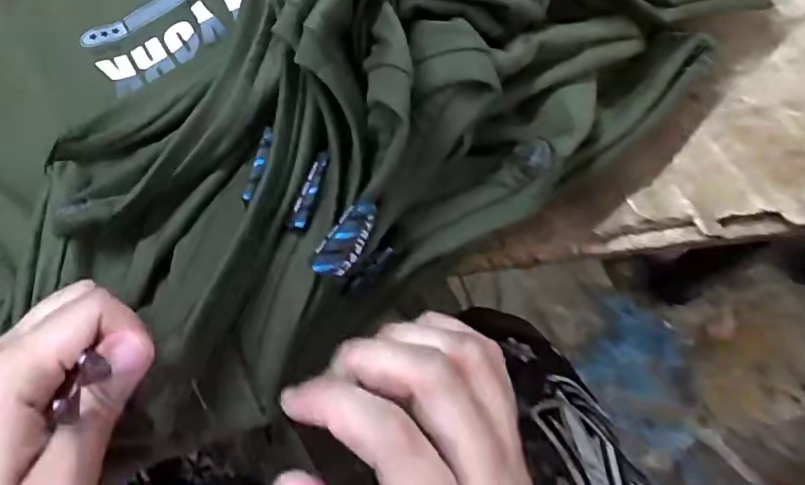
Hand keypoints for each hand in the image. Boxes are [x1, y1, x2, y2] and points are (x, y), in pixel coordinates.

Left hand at [0, 280, 155, 484]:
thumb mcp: (61, 479)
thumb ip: (98, 405)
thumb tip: (140, 340)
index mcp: (9, 365)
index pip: (89, 303)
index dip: (126, 331)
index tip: (145, 381)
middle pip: (72, 299)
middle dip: (111, 330)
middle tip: (128, 390)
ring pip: (59, 316)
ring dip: (94, 344)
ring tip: (107, 400)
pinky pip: (43, 344)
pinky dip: (72, 358)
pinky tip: (78, 404)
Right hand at [277, 313, 529, 484]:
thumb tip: (289, 476)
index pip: (393, 434)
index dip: (332, 402)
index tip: (293, 402)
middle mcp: (494, 479)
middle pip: (433, 377)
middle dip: (366, 357)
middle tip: (331, 377)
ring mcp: (512, 455)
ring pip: (466, 357)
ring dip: (405, 339)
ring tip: (366, 359)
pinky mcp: (515, 441)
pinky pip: (488, 362)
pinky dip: (441, 334)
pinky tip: (405, 345)